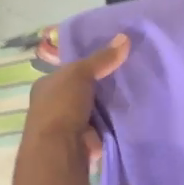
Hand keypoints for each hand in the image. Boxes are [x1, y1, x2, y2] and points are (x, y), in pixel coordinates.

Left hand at [22, 33, 130, 162]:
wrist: (60, 148)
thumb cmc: (62, 106)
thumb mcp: (81, 74)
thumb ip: (102, 58)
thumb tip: (125, 36)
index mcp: (47, 85)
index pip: (71, 71)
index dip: (90, 66)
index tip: (114, 61)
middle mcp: (54, 104)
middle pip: (84, 90)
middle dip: (103, 87)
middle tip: (130, 77)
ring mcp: (68, 125)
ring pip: (95, 109)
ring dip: (110, 106)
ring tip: (136, 95)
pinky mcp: (83, 141)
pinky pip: (103, 127)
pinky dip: (113, 124)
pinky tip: (131, 116)